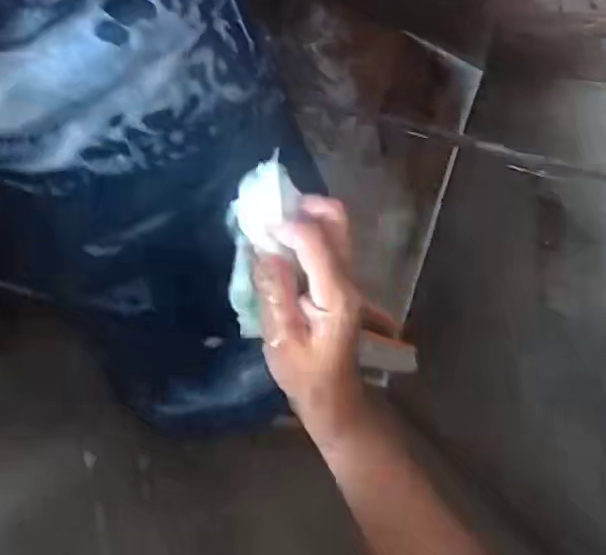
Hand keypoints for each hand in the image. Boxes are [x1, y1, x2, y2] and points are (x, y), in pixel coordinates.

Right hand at [253, 196, 370, 445]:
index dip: (285, 226)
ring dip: (303, 215)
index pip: (314, 241)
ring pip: (333, 226)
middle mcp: (347, 277)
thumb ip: (274, 293)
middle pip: (336, 220)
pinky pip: (325, 240)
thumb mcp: (282, 340)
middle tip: (272, 212)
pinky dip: (304, 230)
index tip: (257, 226)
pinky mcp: (338, 279)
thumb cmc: (306, 375)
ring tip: (272, 225)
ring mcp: (346, 276)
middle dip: (304, 205)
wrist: (334, 399)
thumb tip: (263, 250)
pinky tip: (279, 243)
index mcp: (336, 293)